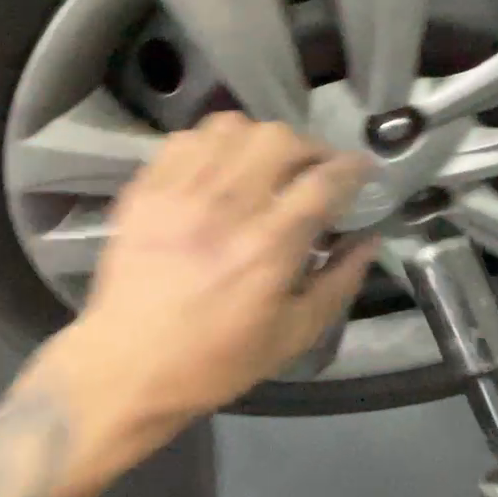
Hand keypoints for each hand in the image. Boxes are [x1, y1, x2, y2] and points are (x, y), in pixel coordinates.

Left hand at [37, 112, 376, 444]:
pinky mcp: (143, 191)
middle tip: (311, 172)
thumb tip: (370, 239)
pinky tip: (217, 170)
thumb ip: (339, 282)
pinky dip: (211, 145)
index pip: (324, 180)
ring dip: (259, 140)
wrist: (127, 367)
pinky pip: (184, 140)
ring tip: (263, 166)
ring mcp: (177, 193)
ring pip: (230, 128)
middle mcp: (224, 207)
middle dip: (308, 148)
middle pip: (279, 139)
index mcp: (268, 246)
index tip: (362, 170)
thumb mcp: (292, 336)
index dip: (352, 167)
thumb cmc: (215, 361)